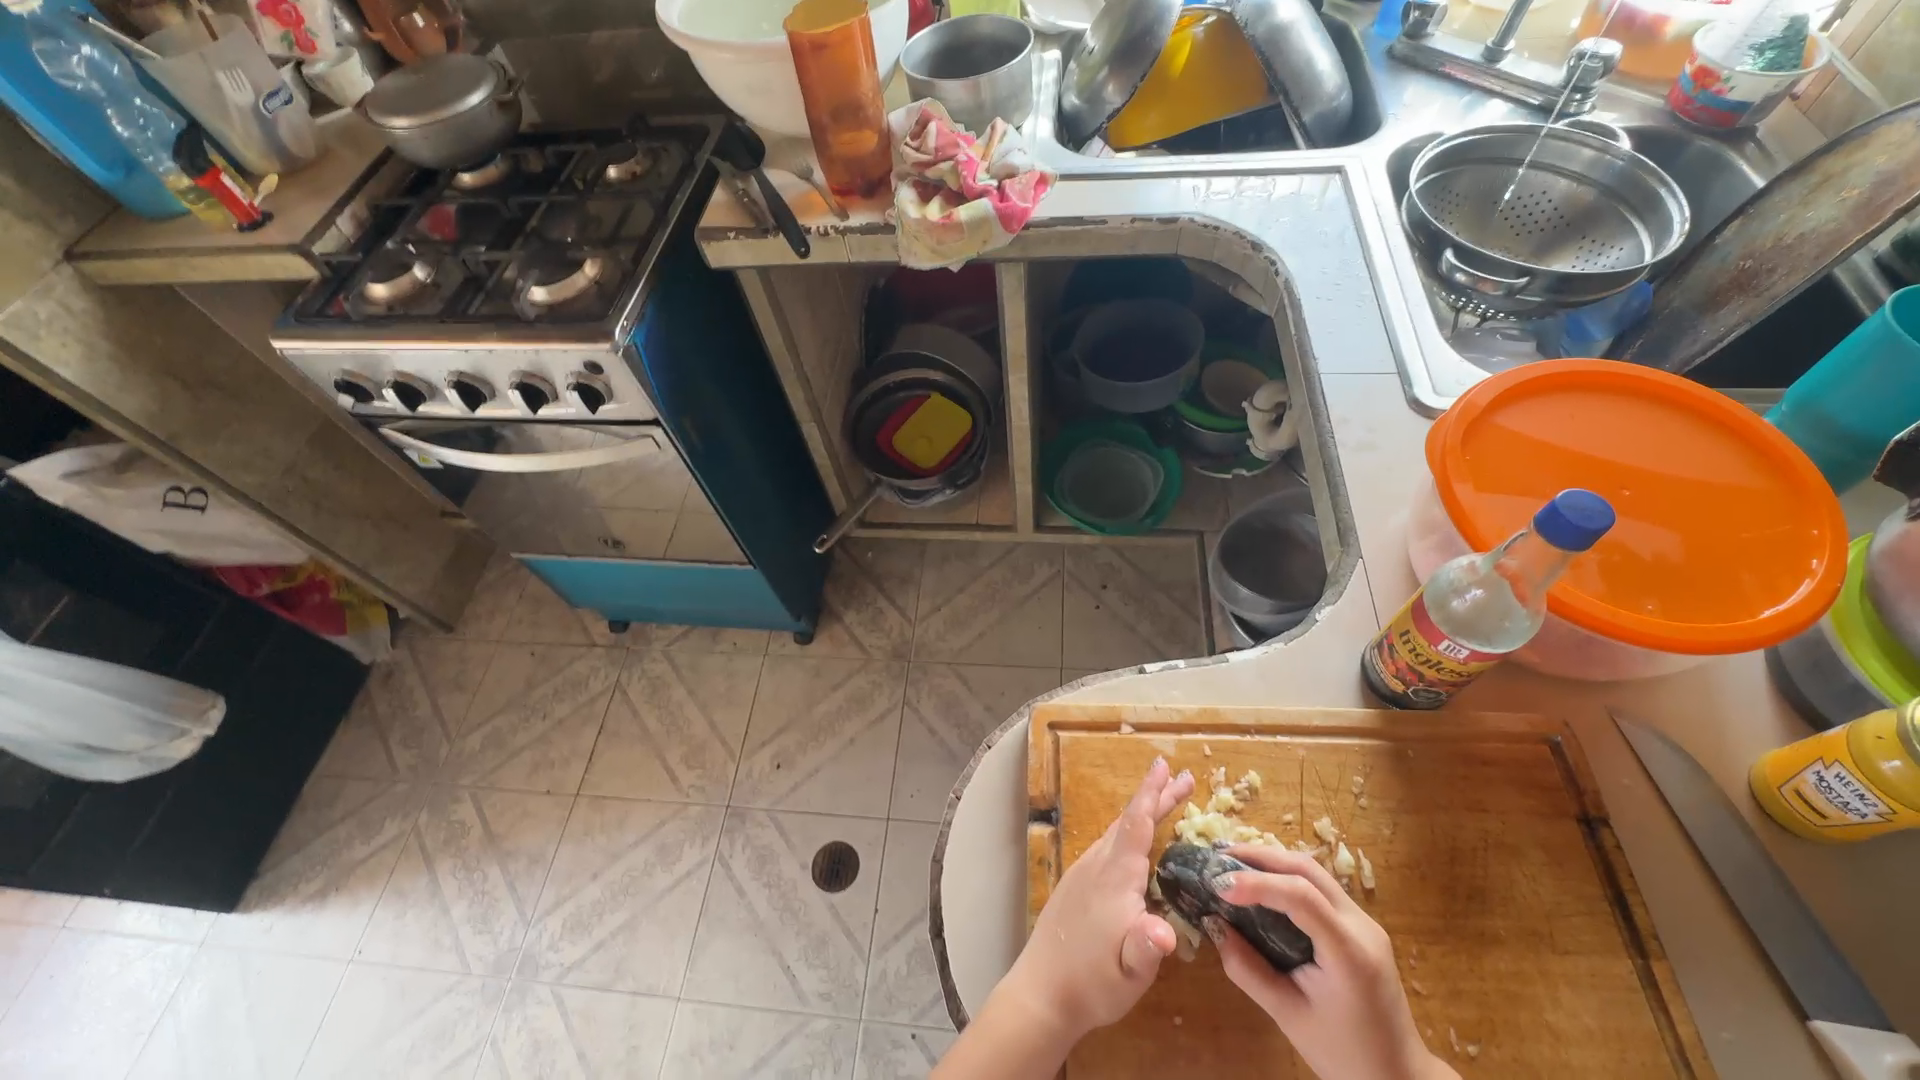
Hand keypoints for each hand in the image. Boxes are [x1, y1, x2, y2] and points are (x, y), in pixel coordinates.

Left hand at [1003, 756, 1195, 1039]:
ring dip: (1143, 816)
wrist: (1041, 994)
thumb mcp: (1130, 973)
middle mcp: (1096, 867)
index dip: (1152, 793)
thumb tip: (1164, 931)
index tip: (1164, 765)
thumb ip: (1147, 947)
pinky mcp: (1075, 887)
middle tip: (1183, 777)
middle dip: (1156, 798)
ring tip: (1167, 804)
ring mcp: (1082, 875)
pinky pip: (1107, 848)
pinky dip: (1128, 835)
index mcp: (1114, 879)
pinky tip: (1136, 848)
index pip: (1136, 825)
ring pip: (1116, 834)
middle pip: (1128, 822)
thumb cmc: (1090, 984)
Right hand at [1207, 846, 1458, 1079]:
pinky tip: (1261, 884)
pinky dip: (1286, 877)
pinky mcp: (1359, 927)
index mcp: (1348, 951)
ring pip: (1315, 873)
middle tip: (1216, 858)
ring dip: (1272, 862)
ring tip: (1231, 864)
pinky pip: (1320, 888)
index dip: (1256, 884)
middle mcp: (1361, 925)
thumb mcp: (1287, 1014)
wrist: (1398, 1075)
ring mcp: (1364, 923)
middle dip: (1260, 857)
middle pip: (1308, 870)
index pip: (1300, 896)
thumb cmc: (1343, 1054)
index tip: (1217, 886)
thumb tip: (1212, 925)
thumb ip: (1247, 969)